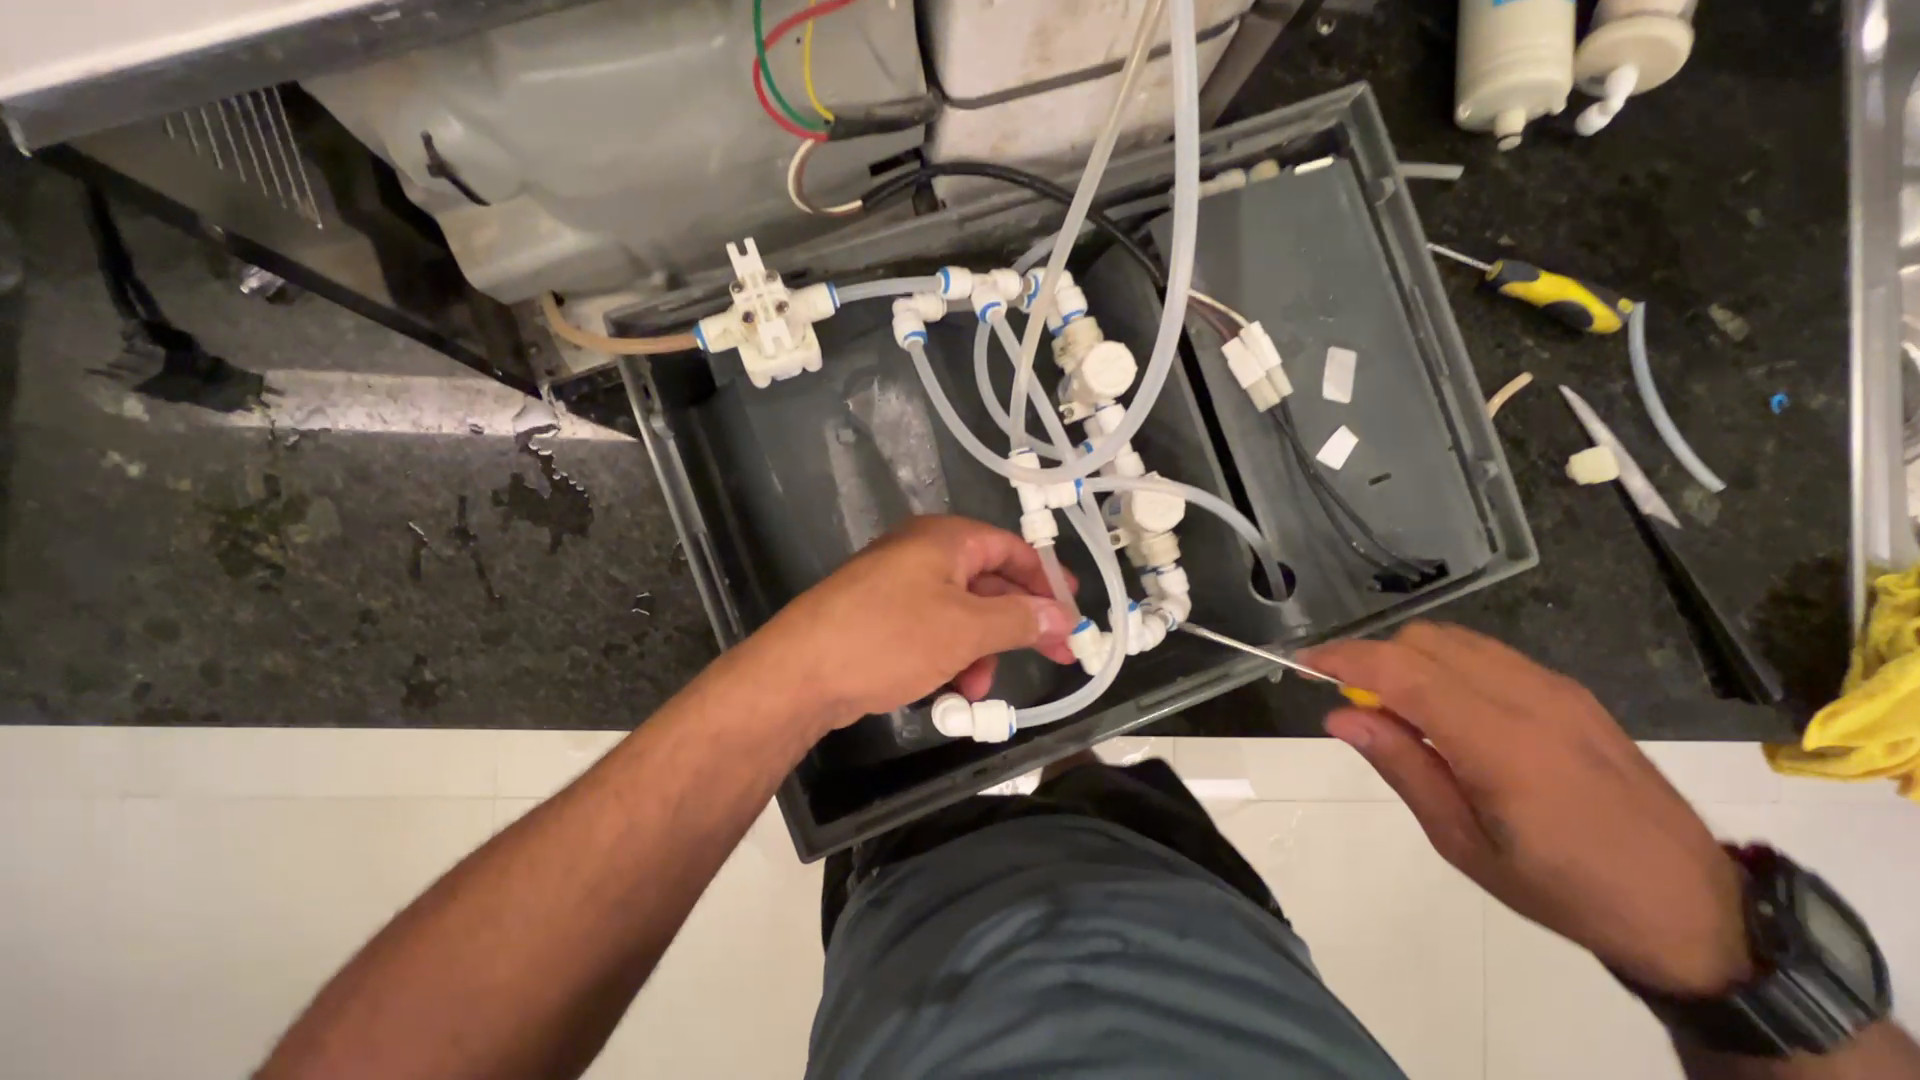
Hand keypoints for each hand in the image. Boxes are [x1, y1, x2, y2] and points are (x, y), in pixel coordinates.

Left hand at [733, 515, 1077, 731]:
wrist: (799, 673)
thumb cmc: (889, 638)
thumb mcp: (965, 630)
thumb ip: (1019, 620)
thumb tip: (1062, 616)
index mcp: (945, 539)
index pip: (1012, 549)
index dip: (1047, 580)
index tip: (1074, 613)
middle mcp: (922, 554)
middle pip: (989, 583)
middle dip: (1017, 625)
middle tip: (1054, 656)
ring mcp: (897, 586)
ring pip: (961, 614)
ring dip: (981, 650)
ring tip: (978, 689)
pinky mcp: (880, 619)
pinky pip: (932, 631)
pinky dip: (949, 656)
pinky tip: (949, 690)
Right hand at [1305, 622, 1751, 996]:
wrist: (1689, 905)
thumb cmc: (1562, 889)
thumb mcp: (1465, 843)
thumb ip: (1402, 767)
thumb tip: (1340, 716)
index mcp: (1499, 742)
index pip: (1403, 671)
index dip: (1345, 658)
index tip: (1304, 664)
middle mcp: (1529, 697)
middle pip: (1425, 642)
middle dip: (1376, 660)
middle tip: (1359, 710)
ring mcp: (1557, 690)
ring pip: (1457, 641)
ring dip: (1412, 660)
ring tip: (1402, 714)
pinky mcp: (1574, 694)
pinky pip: (1492, 656)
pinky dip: (1450, 667)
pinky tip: (1452, 715)